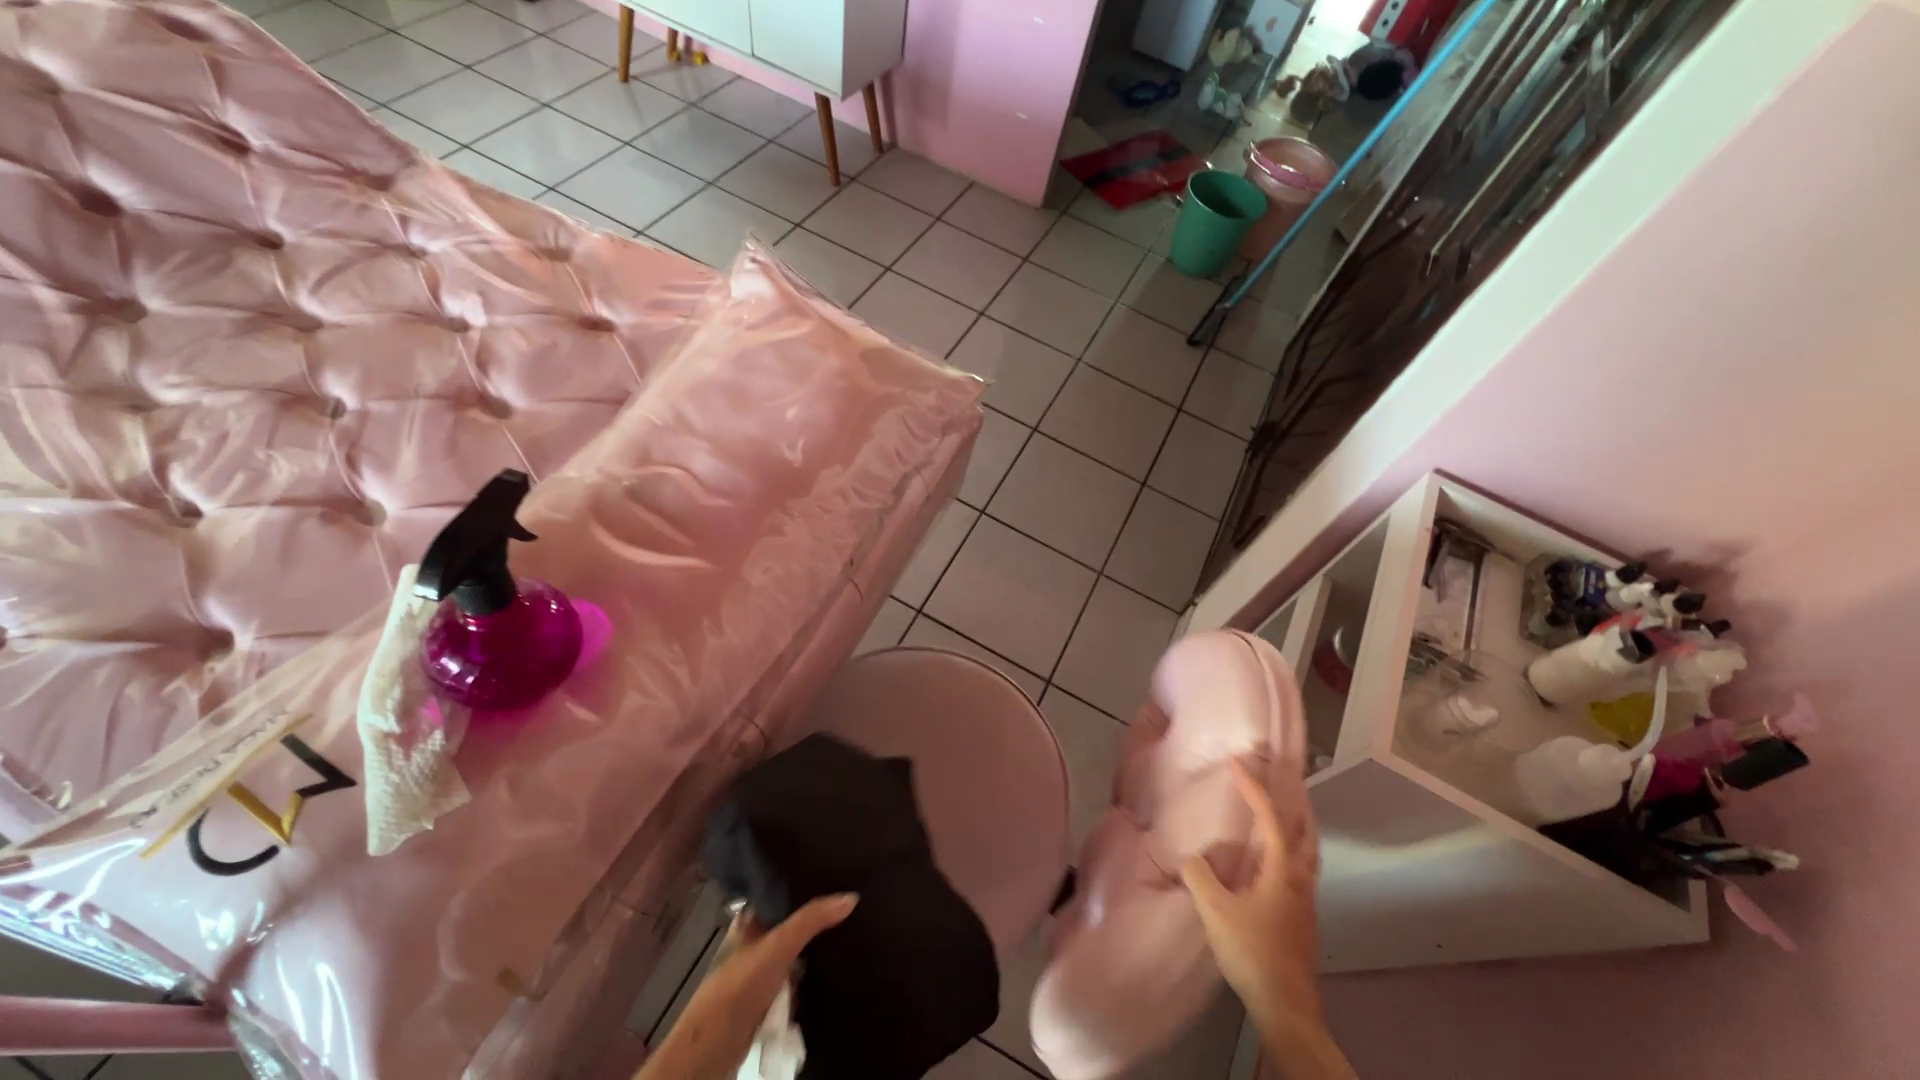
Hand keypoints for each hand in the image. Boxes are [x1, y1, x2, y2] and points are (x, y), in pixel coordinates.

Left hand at [636, 893, 857, 1079]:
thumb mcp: (779, 944)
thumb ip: (811, 919)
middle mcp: (754, 945)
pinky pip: (797, 987)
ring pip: (797, 959)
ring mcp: (761, 975)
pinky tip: (836, 978)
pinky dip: (812, 985)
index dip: (805, 890)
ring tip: (851, 944)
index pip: (780, 896)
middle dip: (817, 926)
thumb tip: (851, 897)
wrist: (717, 1043)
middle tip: (852, 915)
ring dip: (816, 958)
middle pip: (793, 929)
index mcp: (749, 922)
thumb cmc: (742, 984)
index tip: (837, 883)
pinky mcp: (768, 1002)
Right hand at [1181, 761, 1353, 1078]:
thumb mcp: (1214, 911)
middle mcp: (1301, 879)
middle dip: (1296, 801)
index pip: (1270, 818)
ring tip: (1284, 813)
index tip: (1237, 763)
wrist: (1286, 1004)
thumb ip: (1200, 877)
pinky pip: (1302, 870)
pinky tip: (1274, 863)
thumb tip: (1192, 856)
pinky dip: (1293, 851)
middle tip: (1284, 779)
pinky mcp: (1303, 919)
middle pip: (1306, 830)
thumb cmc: (1251, 951)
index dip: (1253, 788)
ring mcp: (1307, 901)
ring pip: (1308, 852)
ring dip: (1298, 826)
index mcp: (1282, 870)